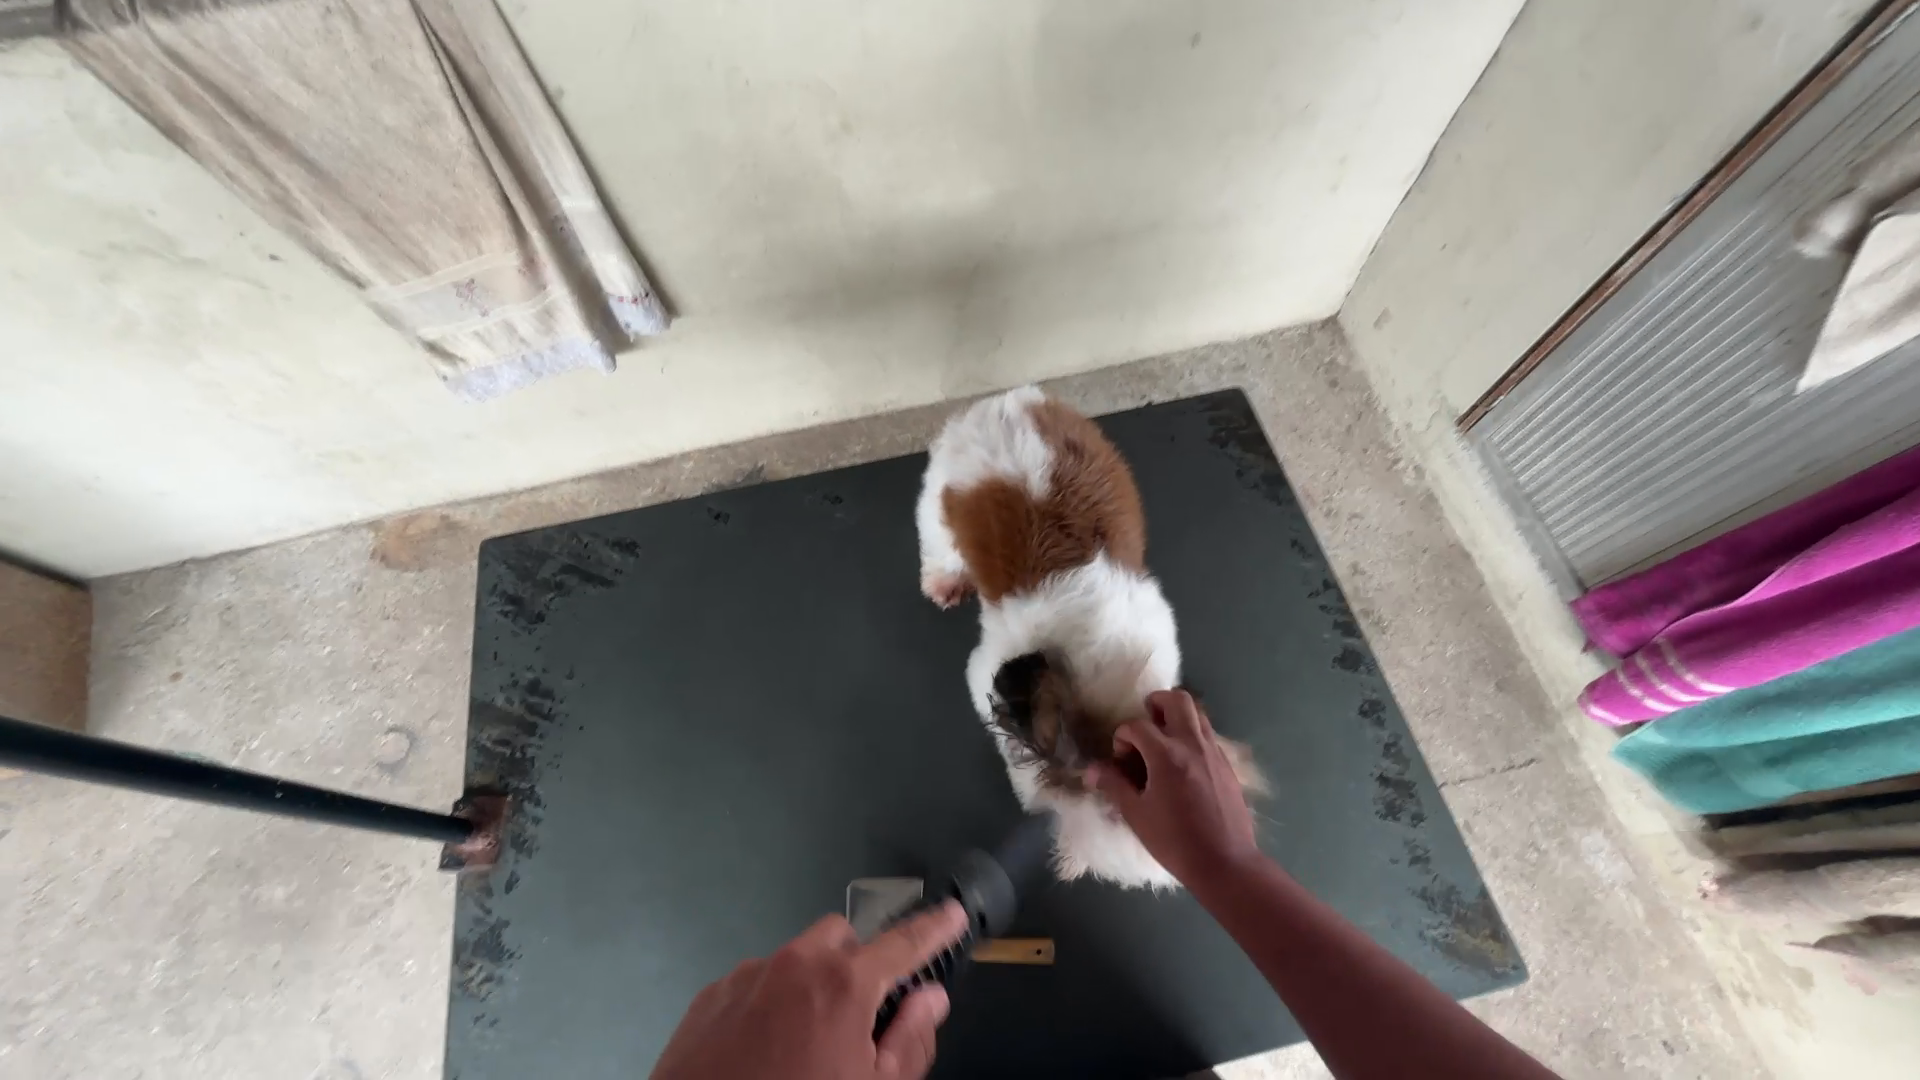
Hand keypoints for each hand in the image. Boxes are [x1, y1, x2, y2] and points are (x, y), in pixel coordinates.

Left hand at [650, 901, 967, 1079]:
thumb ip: (909, 1041)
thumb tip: (929, 998)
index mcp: (844, 984)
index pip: (904, 943)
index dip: (934, 928)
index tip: (953, 913)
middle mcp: (796, 964)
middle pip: (840, 939)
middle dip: (855, 964)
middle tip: (857, 1014)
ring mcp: (748, 976)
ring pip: (794, 959)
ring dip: (809, 984)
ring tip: (801, 1044)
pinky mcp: (710, 997)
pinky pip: (754, 982)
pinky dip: (768, 1003)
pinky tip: (760, 1052)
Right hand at [1086, 689, 1259, 886]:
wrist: (1226, 864)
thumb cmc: (1175, 841)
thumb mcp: (1136, 815)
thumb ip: (1114, 786)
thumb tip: (1092, 770)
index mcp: (1166, 755)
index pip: (1137, 726)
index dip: (1122, 736)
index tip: (1120, 759)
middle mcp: (1192, 745)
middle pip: (1177, 700)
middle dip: (1156, 704)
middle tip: (1145, 724)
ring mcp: (1214, 753)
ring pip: (1197, 714)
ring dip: (1177, 718)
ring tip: (1163, 741)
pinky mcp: (1228, 766)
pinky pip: (1208, 736)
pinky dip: (1192, 737)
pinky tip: (1183, 766)